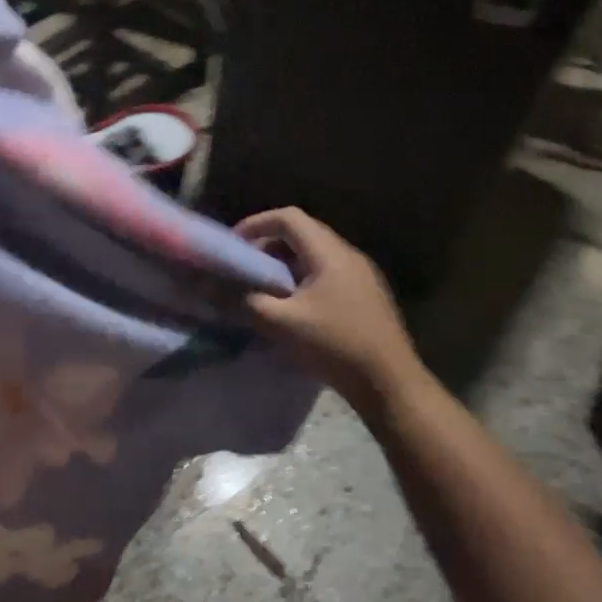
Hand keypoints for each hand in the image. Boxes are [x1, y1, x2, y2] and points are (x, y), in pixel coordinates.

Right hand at [236, 208, 421, 408]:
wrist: (389, 384)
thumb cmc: (334, 345)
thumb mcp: (280, 323)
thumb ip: (242, 301)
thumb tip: (211, 287)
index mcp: (330, 254)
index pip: (289, 218)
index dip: (256, 224)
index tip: (233, 245)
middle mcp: (348, 256)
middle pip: (302, 233)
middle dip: (267, 245)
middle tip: (243, 267)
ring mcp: (361, 276)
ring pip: (314, 254)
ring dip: (283, 264)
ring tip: (262, 288)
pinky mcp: (365, 296)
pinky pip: (326, 273)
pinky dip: (301, 279)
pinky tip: (291, 307)